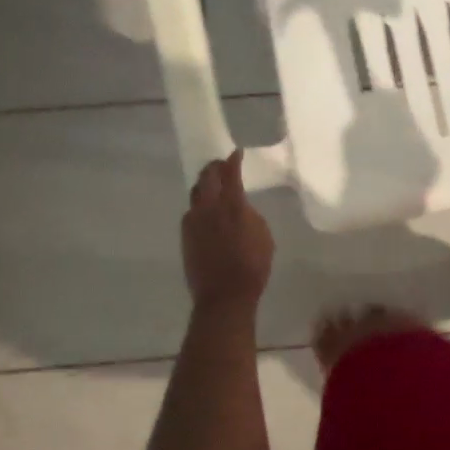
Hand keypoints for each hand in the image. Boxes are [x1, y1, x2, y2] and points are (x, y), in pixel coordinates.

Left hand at [180, 150, 273, 308]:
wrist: (224, 296)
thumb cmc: (252, 266)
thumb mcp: (264, 235)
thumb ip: (249, 215)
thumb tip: (240, 208)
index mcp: (232, 205)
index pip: (230, 173)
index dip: (233, 160)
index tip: (237, 153)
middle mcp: (209, 207)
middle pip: (207, 178)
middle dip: (214, 168)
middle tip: (221, 165)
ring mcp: (193, 221)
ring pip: (196, 193)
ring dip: (204, 185)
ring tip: (212, 185)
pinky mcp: (185, 235)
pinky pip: (191, 211)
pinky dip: (199, 204)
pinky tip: (206, 211)